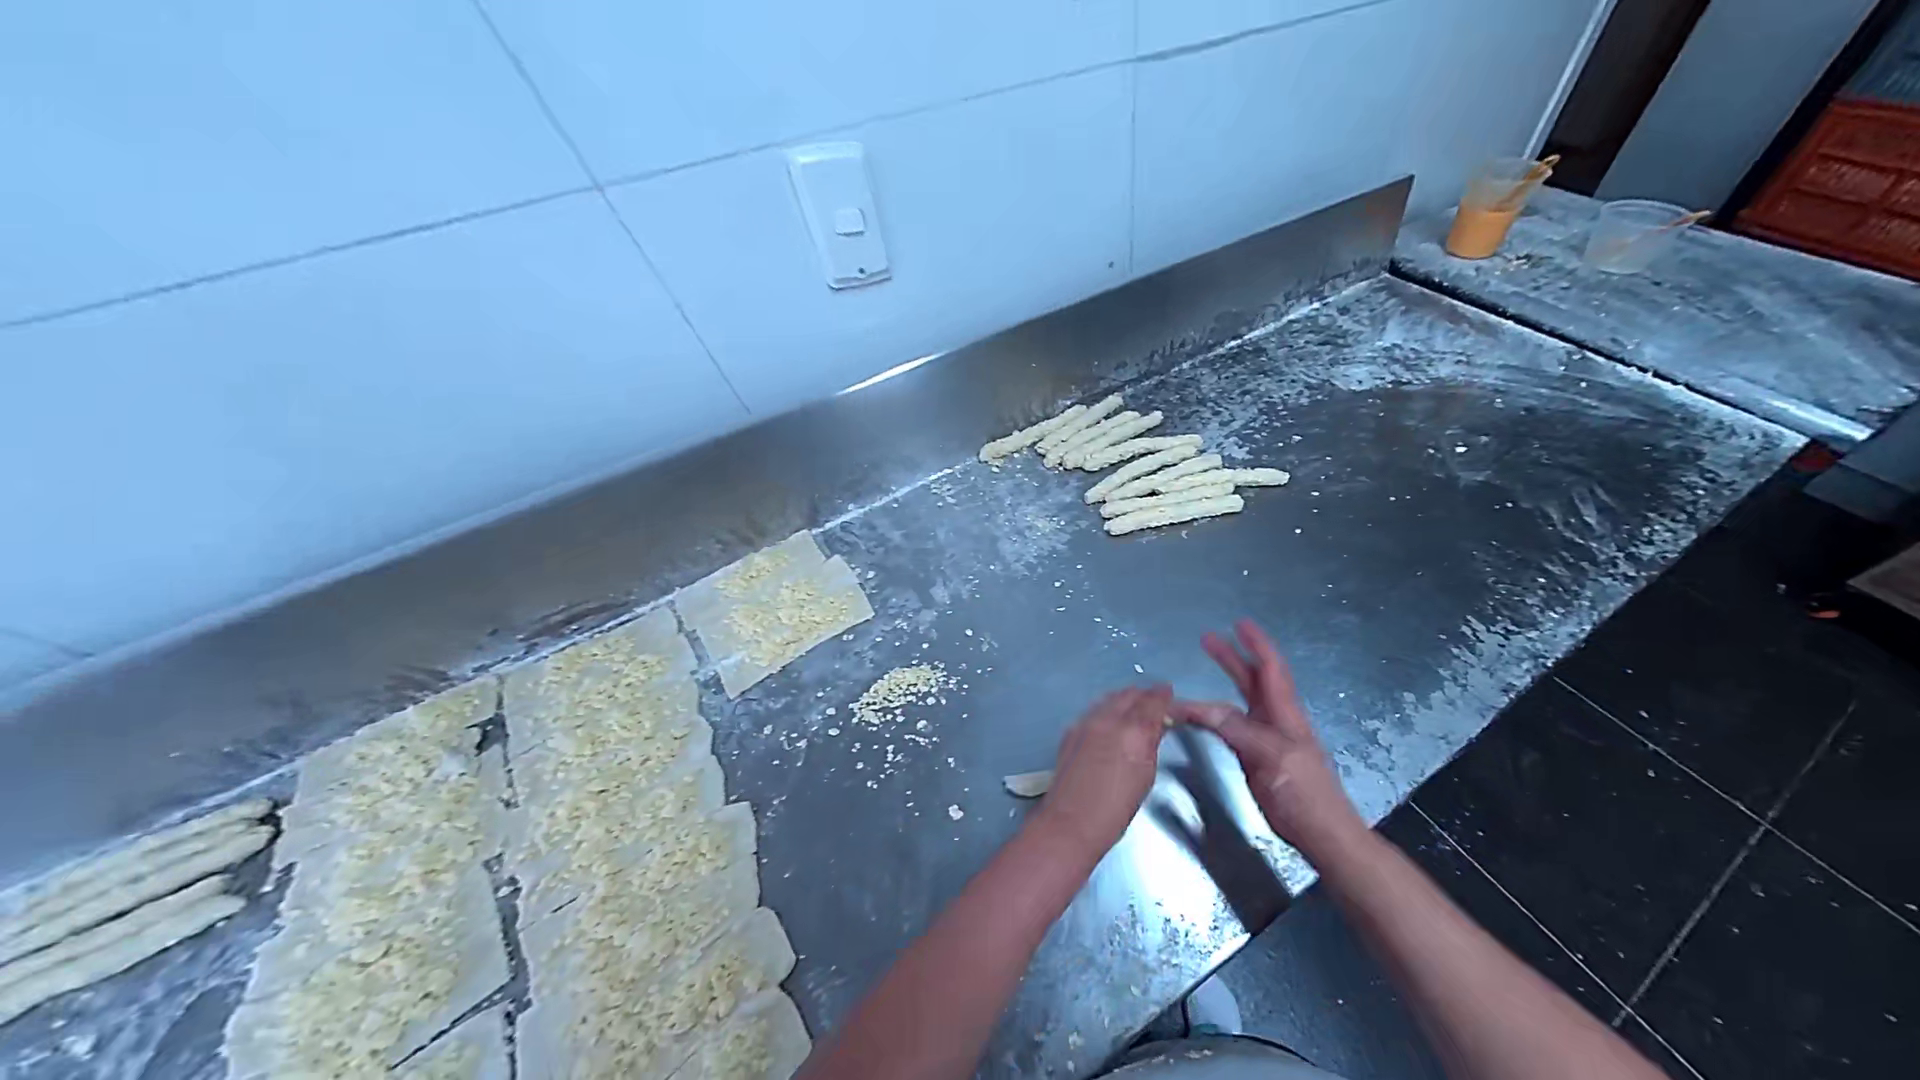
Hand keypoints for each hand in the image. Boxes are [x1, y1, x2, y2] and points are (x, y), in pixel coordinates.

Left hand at [1035, 684, 1171, 854]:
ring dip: (1124, 699)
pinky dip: (1108, 708)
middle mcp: (1107, 719)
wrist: (1071, 821)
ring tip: (1135, 705)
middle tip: (1156, 698)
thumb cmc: (1116, 808)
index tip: (1169, 692)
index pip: (1152, 701)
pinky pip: (1094, 710)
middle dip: (1144, 694)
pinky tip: (1111, 719)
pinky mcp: (1071, 731)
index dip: (1163, 696)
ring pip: (1109, 699)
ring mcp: (1085, 723)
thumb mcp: (1145, 776)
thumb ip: (1150, 744)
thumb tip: (1156, 726)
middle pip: (1129, 695)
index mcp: (1132, 730)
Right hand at [1171, 619, 1365, 860]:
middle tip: (1208, 638)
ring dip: (1223, 682)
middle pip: (1253, 681)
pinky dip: (1214, 714)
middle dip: (1232, 658)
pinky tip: (1202, 714)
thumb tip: (1200, 707)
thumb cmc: (1305, 794)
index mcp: (1285, 714)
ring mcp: (1266, 739)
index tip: (1240, 624)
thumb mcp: (1271, 757)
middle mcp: (1276, 721)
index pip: (1271, 670)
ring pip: (1240, 702)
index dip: (1257, 645)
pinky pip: (1231, 727)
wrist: (1323, 834)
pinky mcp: (1256, 758)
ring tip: (1200, 673)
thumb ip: (1237, 730)